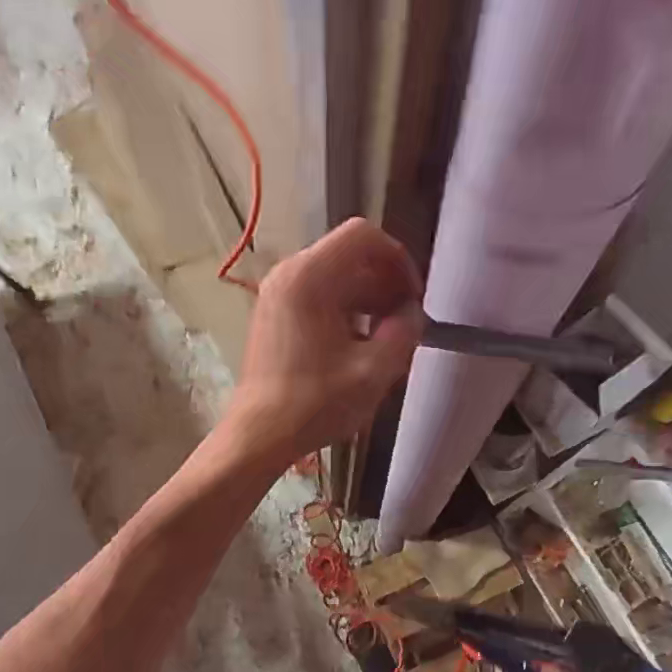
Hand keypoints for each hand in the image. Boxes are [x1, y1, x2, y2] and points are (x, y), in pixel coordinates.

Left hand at [223, 218, 424, 465]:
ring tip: (387, 339)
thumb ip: (404, 332)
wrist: (258, 435)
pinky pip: (317, 298)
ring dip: (367, 301)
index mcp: (309, 277)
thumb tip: (413, 314)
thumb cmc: (314, 404)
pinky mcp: (273, 316)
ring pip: (335, 279)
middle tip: (405, 323)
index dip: (398, 260)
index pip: (364, 236)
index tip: (413, 296)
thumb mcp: (373, 371)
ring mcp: (276, 295)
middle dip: (385, 284)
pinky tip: (359, 347)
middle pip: (349, 257)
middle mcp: (288, 275)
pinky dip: (344, 312)